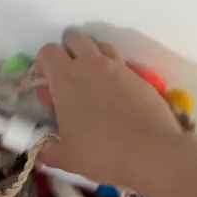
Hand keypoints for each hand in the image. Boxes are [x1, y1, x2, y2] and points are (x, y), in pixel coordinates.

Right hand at [33, 30, 190, 193]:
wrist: (153, 152)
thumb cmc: (102, 154)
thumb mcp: (67, 158)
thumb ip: (48, 150)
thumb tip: (42, 149)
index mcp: (66, 79)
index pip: (48, 51)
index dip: (43, 64)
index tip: (45, 84)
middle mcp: (91, 65)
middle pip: (74, 38)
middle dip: (67, 51)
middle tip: (68, 78)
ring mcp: (119, 68)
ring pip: (100, 46)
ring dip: (92, 56)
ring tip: (92, 82)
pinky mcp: (140, 77)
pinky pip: (122, 64)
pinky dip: (114, 72)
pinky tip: (117, 96)